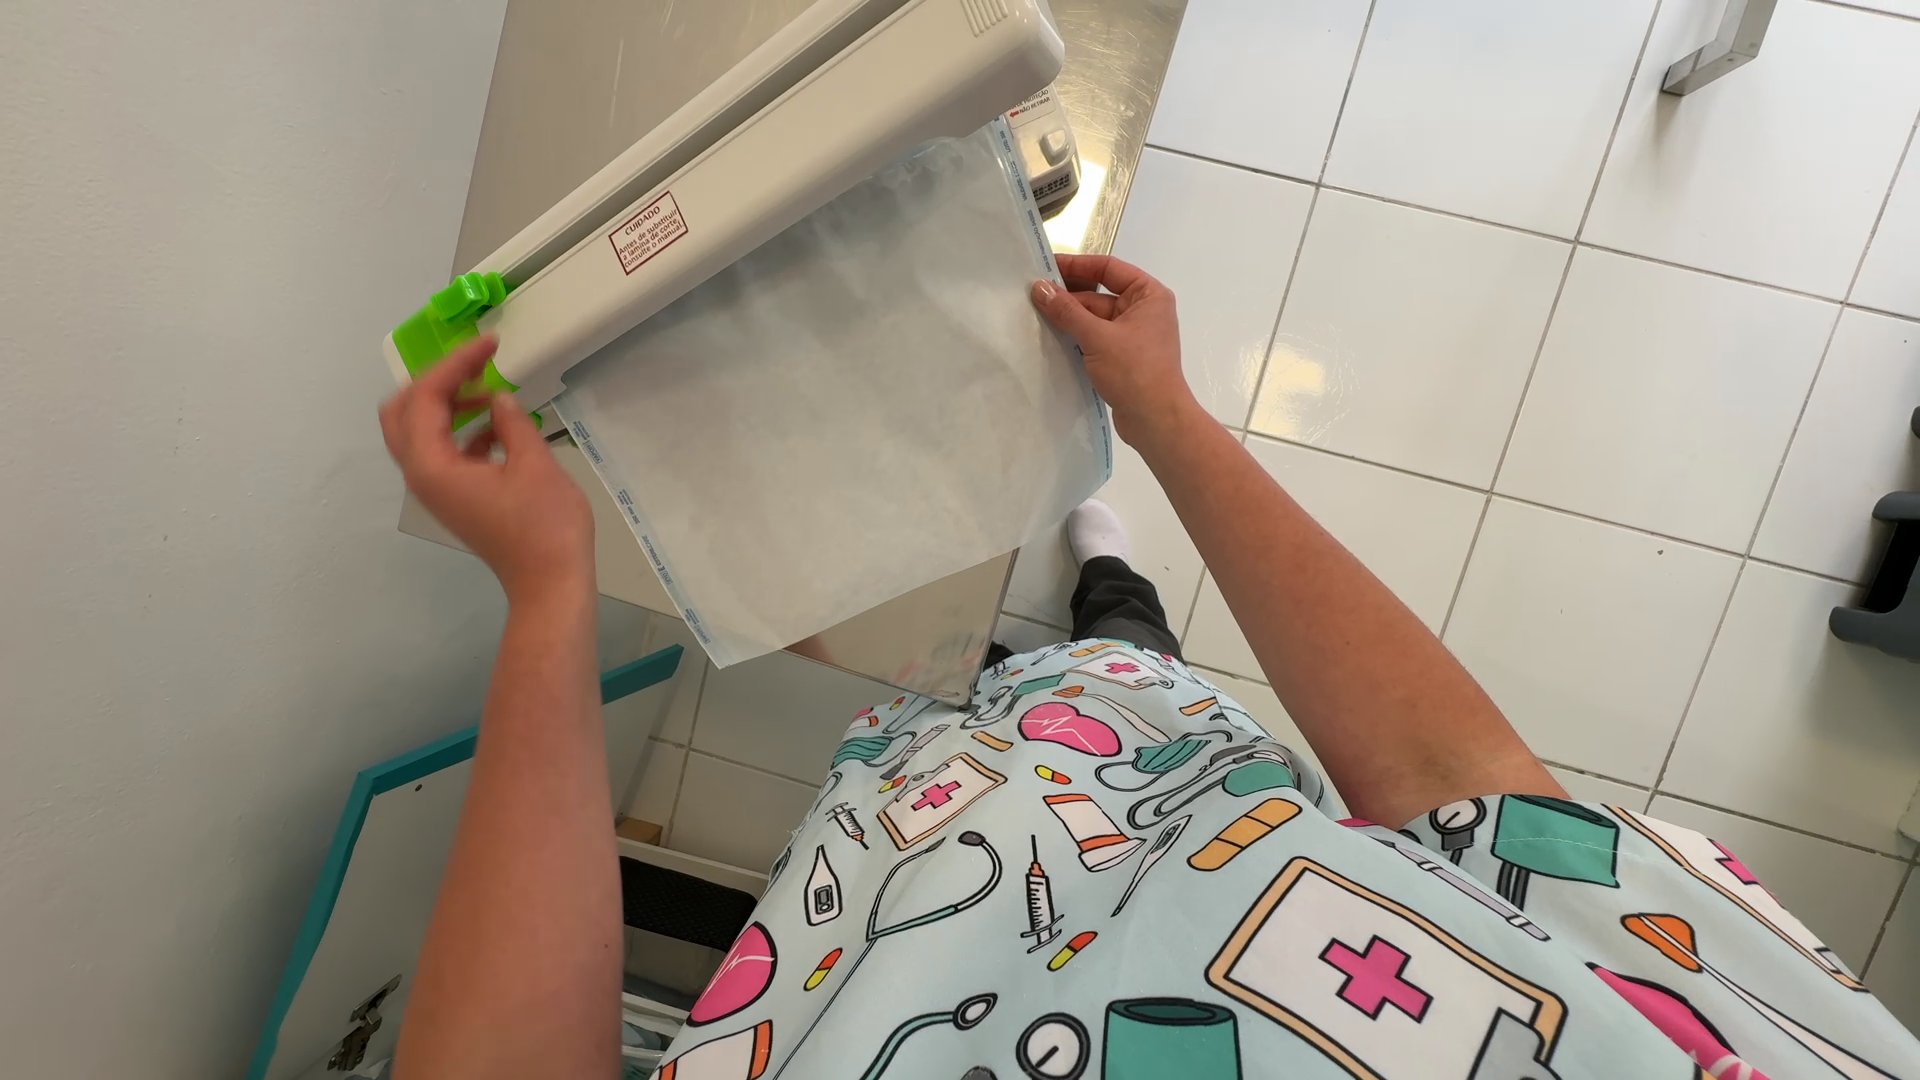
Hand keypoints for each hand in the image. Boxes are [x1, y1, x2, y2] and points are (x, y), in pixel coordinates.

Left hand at [379, 336, 593, 604]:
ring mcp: (437, 490)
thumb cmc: (545, 526)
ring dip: (448, 406)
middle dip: (435, 382)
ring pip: (420, 433)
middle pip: (403, 413)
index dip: (456, 364)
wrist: (550, 581)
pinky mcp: (456, 499)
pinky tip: (501, 428)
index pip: (427, 398)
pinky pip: (444, 453)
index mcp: (432, 465)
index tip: (489, 344)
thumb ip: (512, 424)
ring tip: (491, 394)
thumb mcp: (536, 466)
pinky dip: (463, 431)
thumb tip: (499, 400)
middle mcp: (422, 475)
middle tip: (475, 366)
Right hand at [1030, 254, 1201, 443]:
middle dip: (1068, 296)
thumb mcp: (1097, 337)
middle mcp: (1143, 311)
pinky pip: (1095, 340)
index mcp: (1148, 295)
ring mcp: (1133, 336)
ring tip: (1035, 316)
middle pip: (1098, 295)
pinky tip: (1051, 340)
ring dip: (1069, 319)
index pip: (1108, 269)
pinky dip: (1076, 339)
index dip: (1077, 265)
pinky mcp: (1122, 359)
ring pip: (1094, 319)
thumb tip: (1039, 288)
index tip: (1046, 266)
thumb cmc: (1134, 372)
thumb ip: (1067, 311)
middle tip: (1033, 295)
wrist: (1155, 420)